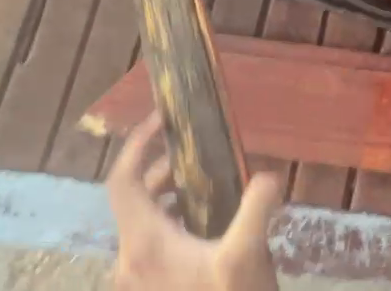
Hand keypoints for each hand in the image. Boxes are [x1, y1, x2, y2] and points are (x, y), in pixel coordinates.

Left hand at [107, 111, 282, 290]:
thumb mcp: (247, 254)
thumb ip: (256, 207)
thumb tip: (268, 175)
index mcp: (142, 244)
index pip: (122, 182)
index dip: (137, 145)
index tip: (164, 117)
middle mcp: (129, 260)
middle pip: (135, 199)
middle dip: (167, 167)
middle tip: (205, 151)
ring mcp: (137, 280)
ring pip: (146, 220)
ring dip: (174, 193)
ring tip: (216, 182)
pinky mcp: (153, 289)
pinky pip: (156, 241)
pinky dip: (178, 217)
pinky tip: (215, 222)